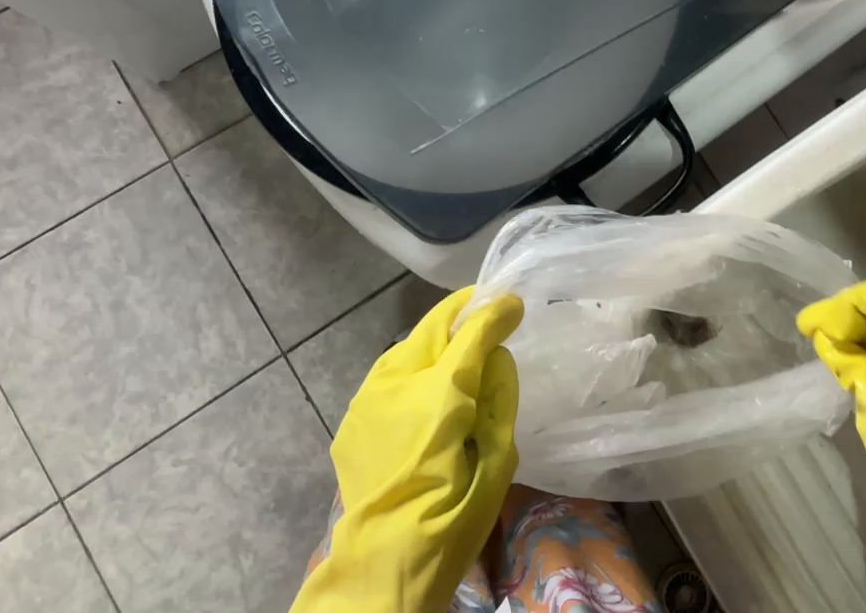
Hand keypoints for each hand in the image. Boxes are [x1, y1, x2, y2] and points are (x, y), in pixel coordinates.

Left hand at [292, 287, 523, 612]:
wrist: (385, 563)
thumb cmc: (454, 515)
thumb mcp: (498, 458)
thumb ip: (499, 395)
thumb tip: (496, 354)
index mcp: (441, 394)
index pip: (472, 331)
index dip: (495, 311)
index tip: (513, 303)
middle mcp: (398, 381)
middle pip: (434, 326)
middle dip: (463, 314)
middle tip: (487, 313)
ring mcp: (368, 396)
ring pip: (408, 346)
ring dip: (436, 341)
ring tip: (457, 351)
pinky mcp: (353, 414)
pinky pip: (389, 376)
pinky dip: (413, 371)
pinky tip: (424, 393)